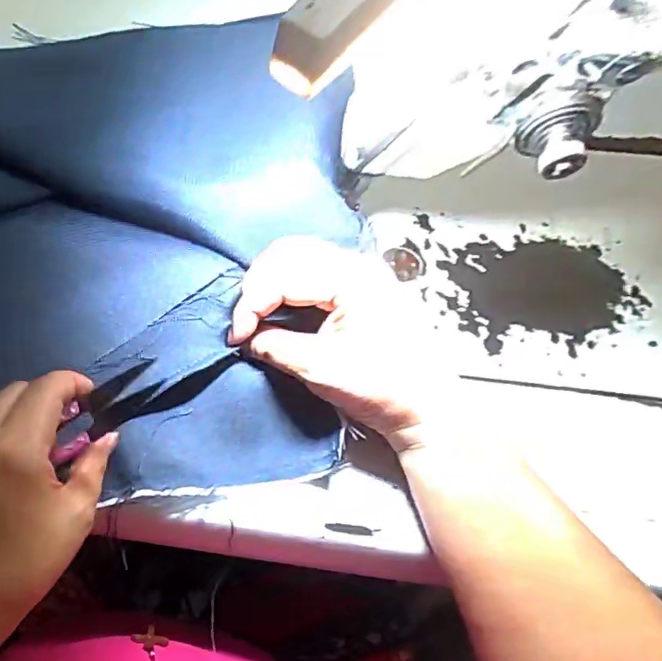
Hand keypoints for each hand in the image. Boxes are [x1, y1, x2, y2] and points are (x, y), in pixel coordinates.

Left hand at [0, 371, 117, 639]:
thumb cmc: (32, 558)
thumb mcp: (76, 513)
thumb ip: (92, 464)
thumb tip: (107, 435)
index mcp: (16, 447)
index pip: (46, 388)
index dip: (72, 383)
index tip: (89, 399)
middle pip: (16, 392)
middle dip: (46, 397)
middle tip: (69, 424)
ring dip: (19, 419)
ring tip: (38, 451)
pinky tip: (5, 472)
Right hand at [228, 235, 462, 451]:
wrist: (424, 407)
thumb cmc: (384, 388)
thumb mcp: (319, 368)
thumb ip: (274, 346)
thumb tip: (247, 338)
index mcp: (354, 278)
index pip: (282, 274)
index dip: (250, 304)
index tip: (237, 337)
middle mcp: (357, 265)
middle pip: (286, 253)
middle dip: (255, 288)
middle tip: (243, 325)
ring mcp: (358, 274)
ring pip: (295, 258)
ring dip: (267, 285)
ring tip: (255, 319)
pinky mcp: (355, 288)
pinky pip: (307, 272)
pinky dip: (283, 288)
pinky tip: (274, 312)